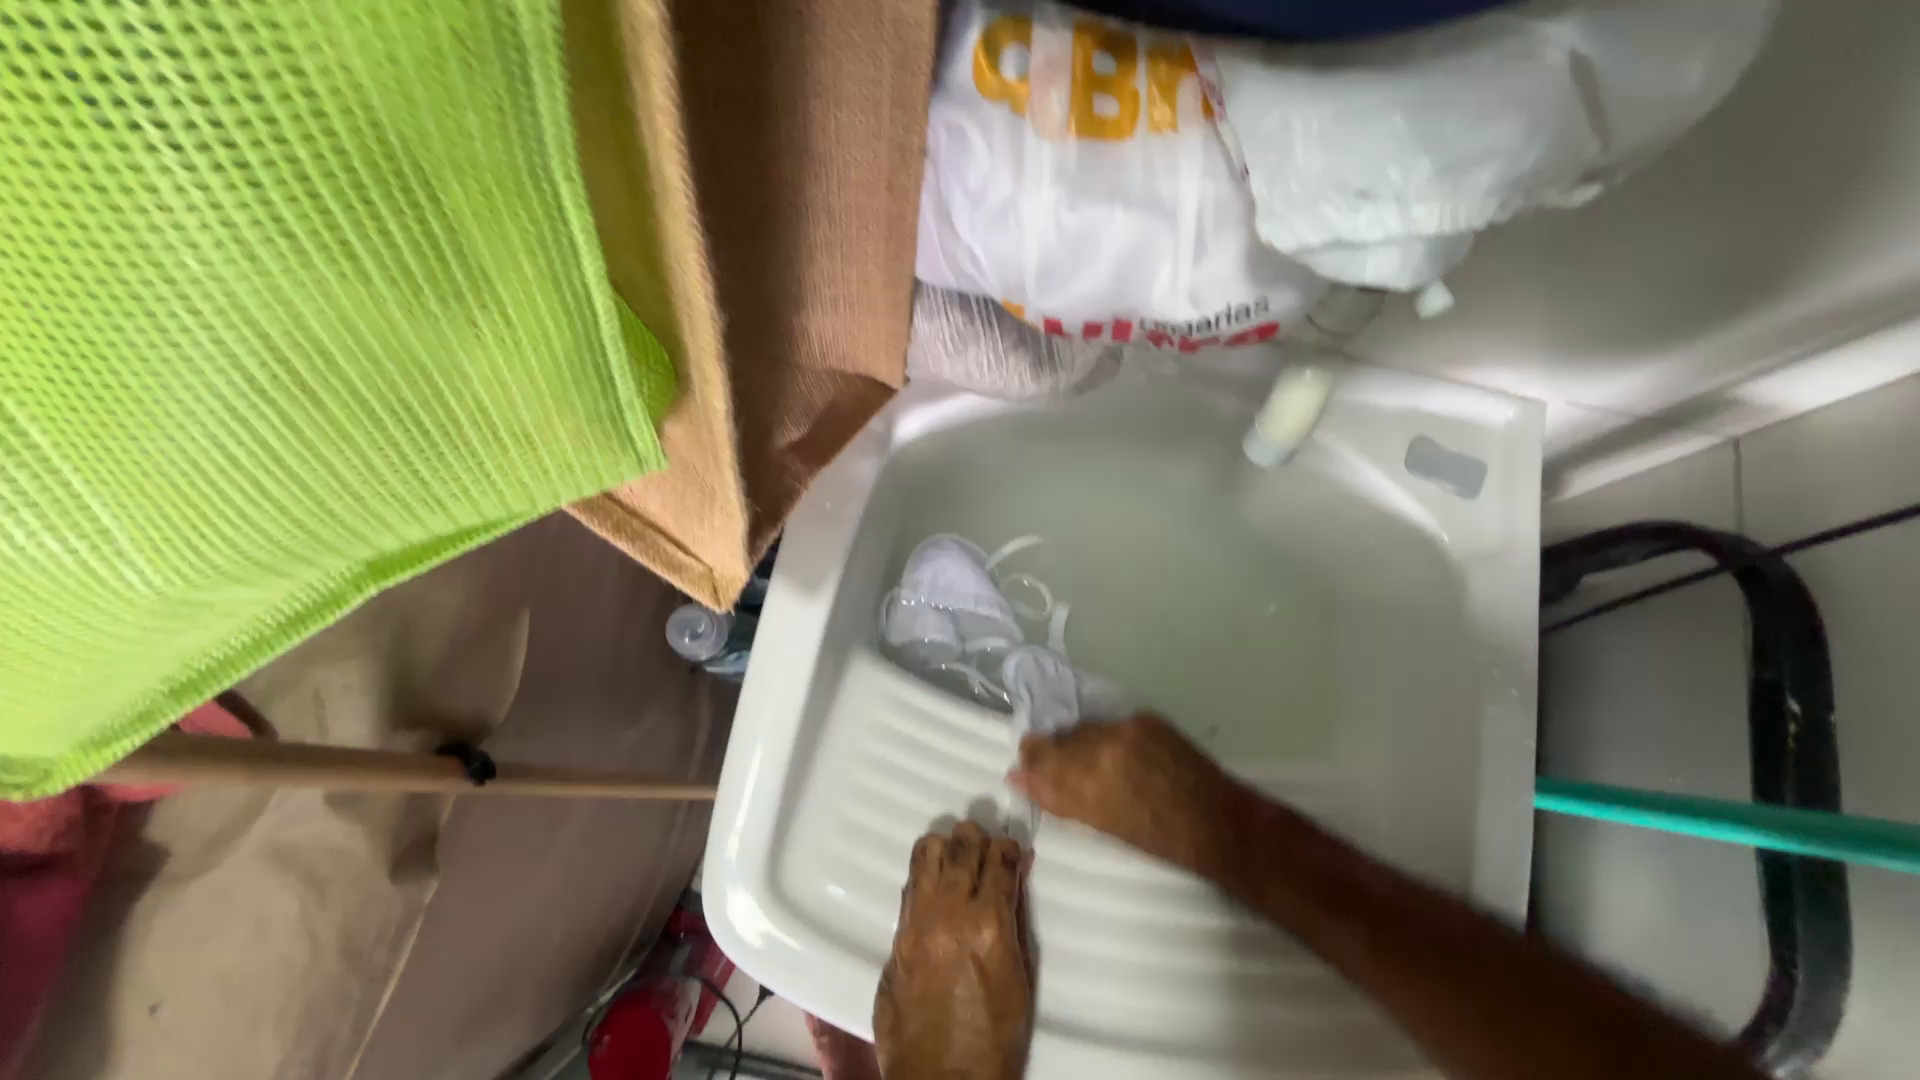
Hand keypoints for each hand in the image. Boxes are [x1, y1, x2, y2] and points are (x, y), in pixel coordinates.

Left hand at [875, 822, 1032, 1079]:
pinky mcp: (895, 938)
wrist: (942, 1078)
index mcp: (988, 924)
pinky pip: (909, 886)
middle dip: (976, 839)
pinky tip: (936, 887)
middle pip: (960, 846)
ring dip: (945, 849)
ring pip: (925, 853)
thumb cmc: (995, 1036)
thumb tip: (1014, 877)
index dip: (1008, 849)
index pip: (998, 860)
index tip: (1011, 851)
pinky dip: (925, 876)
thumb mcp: (1021, 977)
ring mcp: (917, 923)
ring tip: (956, 861)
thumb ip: (1014, 918)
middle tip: (984, 848)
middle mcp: (949, 913)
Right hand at [1009, 712, 1247, 875]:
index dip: (1030, 761)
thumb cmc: (1157, 838)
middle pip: (1059, 740)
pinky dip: (1106, 736)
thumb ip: (1056, 797)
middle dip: (1050, 750)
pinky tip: (1116, 752)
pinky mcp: (1144, 718)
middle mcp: (1103, 746)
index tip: (1023, 764)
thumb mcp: (1099, 823)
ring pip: (1083, 728)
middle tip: (1048, 761)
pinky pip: (1109, 724)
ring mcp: (1126, 728)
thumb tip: (1017, 777)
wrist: (1216, 820)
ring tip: (1087, 760)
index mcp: (1089, 780)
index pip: (1042, 759)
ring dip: (1077, 742)